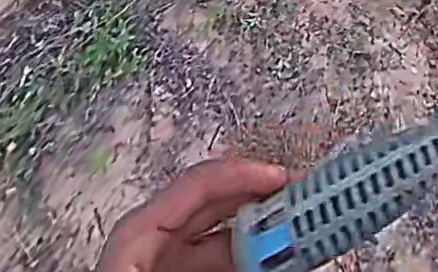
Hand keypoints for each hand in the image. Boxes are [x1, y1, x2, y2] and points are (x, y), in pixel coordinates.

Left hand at [95, 158, 288, 271]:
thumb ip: (230, 266)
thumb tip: (283, 260)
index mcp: (140, 233)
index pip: (200, 184)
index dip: (244, 175)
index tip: (284, 181)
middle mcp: (150, 241)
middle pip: (212, 207)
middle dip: (256, 205)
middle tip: (297, 208)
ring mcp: (158, 265)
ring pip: (216, 240)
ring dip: (254, 238)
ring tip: (291, 240)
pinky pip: (210, 264)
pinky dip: (240, 262)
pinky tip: (268, 266)